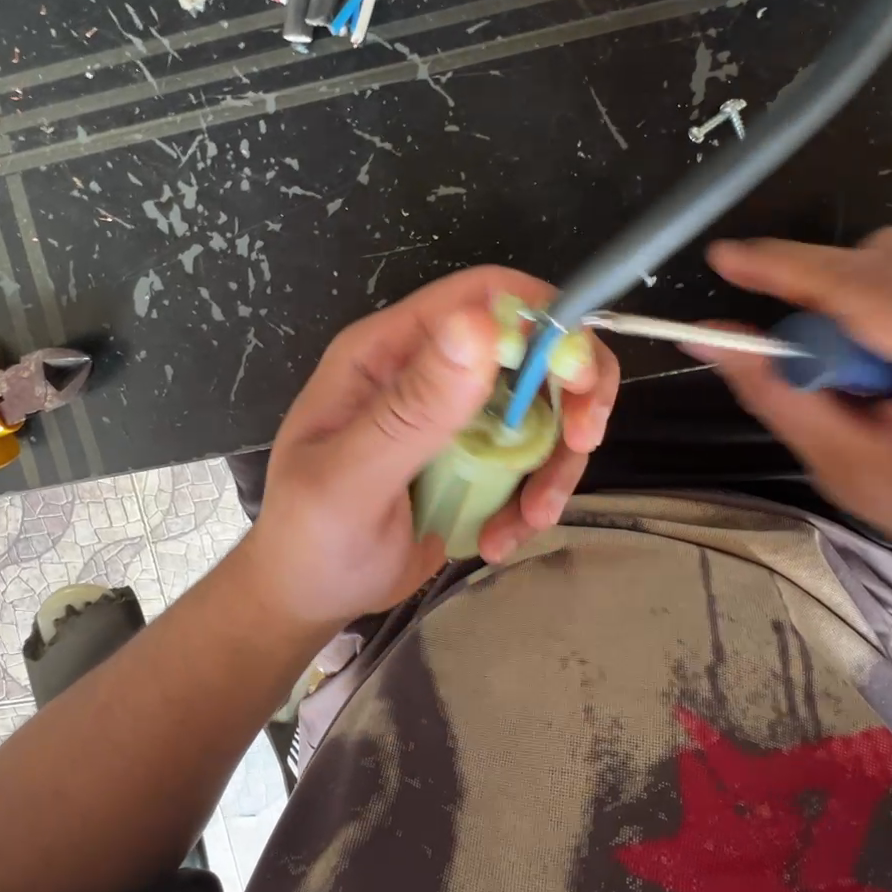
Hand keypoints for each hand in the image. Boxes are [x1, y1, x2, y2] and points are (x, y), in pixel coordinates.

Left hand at [232, 266, 619, 626]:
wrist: (311, 595)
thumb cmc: (311, 537)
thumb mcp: (352, 477)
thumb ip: (413, 408)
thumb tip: (480, 325)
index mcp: (387, 351)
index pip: (480, 296)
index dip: (542, 320)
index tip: (577, 378)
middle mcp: (428, 369)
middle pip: (531, 347)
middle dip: (570, 393)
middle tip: (581, 444)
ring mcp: (456, 415)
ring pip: (544, 408)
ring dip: (555, 463)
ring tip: (530, 520)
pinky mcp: (477, 458)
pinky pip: (533, 459)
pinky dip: (535, 498)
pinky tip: (501, 539)